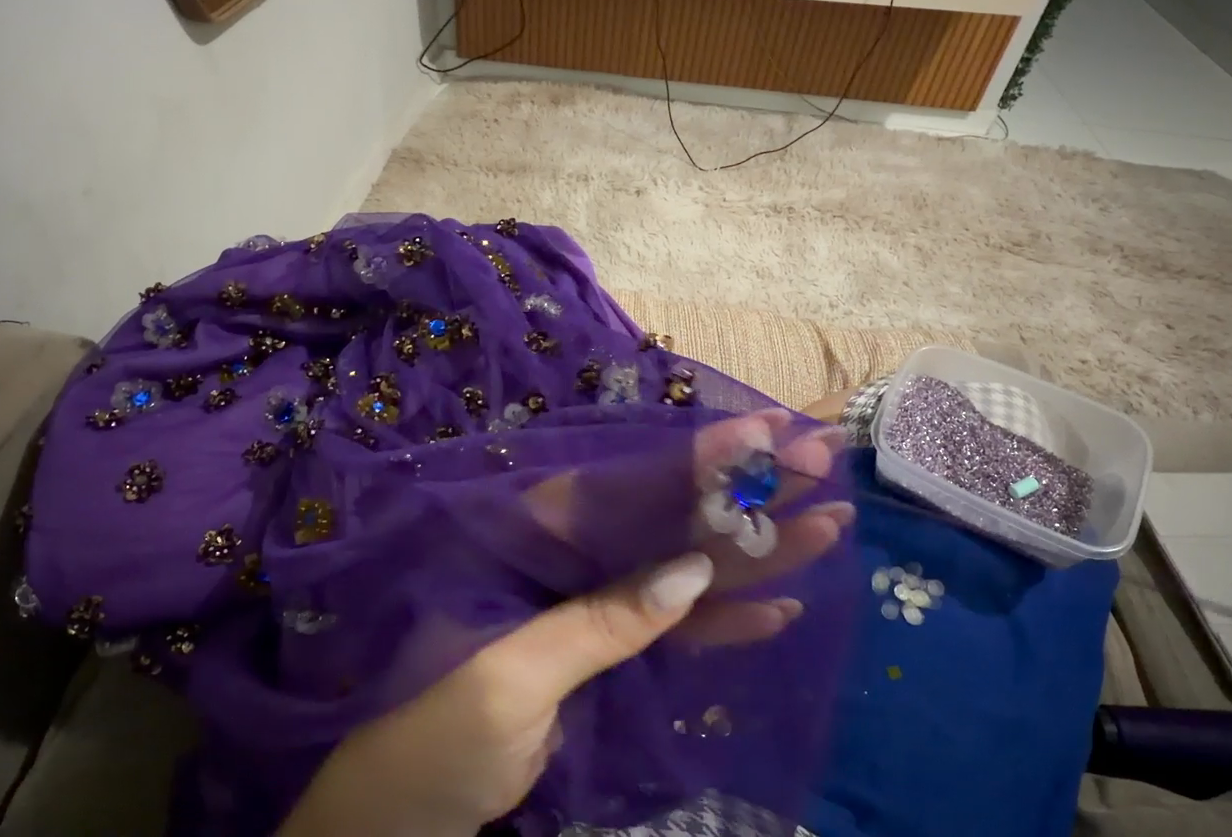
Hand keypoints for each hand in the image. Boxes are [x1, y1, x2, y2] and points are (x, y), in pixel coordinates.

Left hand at [277, 412, 852, 836]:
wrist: (403, 816)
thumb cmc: (436, 736)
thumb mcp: (511, 677)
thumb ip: (600, 622)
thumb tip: (693, 572)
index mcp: (528, 541)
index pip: (624, 486)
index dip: (696, 459)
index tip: (764, 433)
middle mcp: (567, 560)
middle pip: (667, 519)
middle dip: (743, 494)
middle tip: (821, 464)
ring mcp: (592, 608)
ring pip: (683, 572)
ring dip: (754, 554)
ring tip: (828, 528)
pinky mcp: (607, 656)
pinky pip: (676, 633)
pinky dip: (727, 623)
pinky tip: (781, 609)